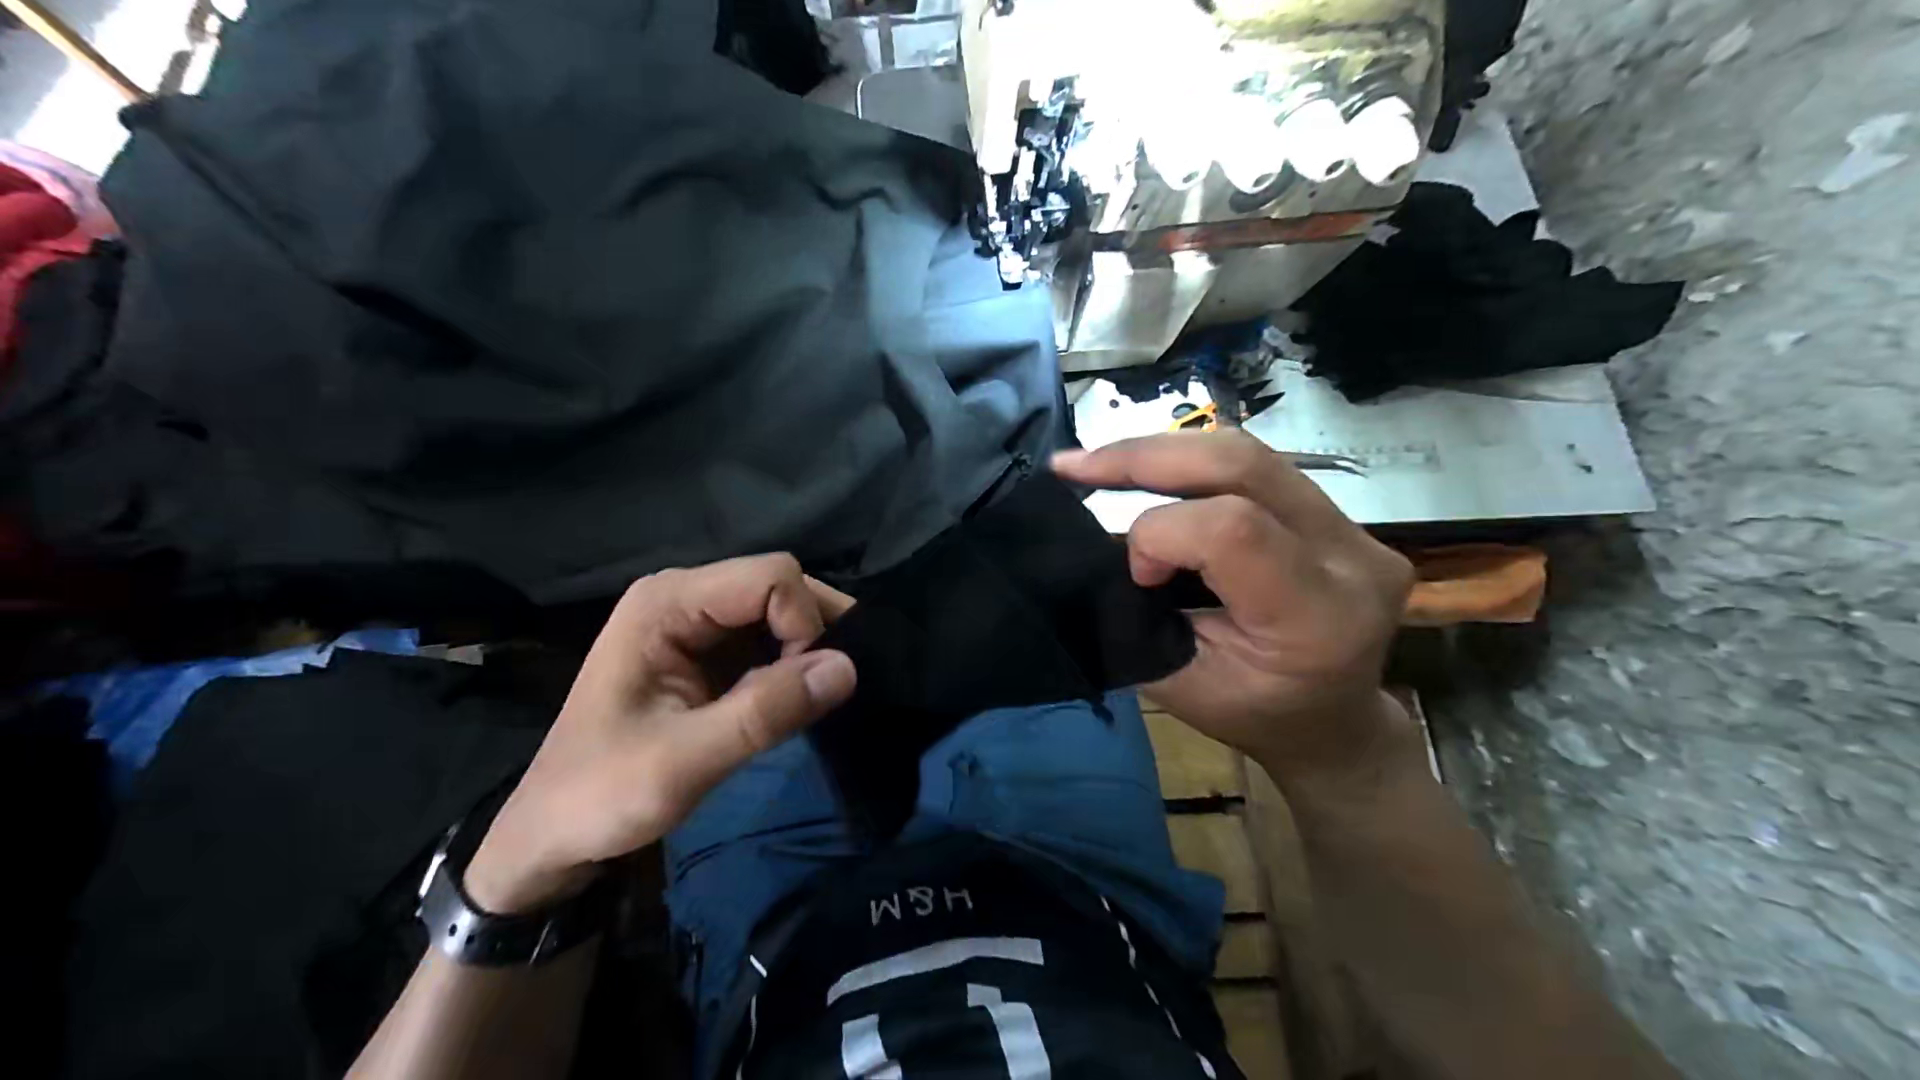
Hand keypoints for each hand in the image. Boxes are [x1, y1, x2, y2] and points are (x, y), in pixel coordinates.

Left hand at [466, 554, 857, 912]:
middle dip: (813, 630)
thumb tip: (847, 668)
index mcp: (667, 603)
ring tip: (812, 697)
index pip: (771, 577)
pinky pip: (770, 635)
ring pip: (782, 607)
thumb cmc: (602, 794)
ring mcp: (696, 620)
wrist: (552, 832)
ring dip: (808, 647)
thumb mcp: (685, 762)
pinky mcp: (708, 648)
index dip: (803, 622)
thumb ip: (766, 711)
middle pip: (780, 583)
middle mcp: (684, 596)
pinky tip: (795, 696)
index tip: (805, 686)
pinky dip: (794, 660)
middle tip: (826, 689)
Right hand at [1053, 432, 1414, 783]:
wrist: (1331, 721)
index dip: (1161, 536)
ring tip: (1099, 462)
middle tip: (1073, 466)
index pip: (1231, 529)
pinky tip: (1148, 471)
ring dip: (1161, 452)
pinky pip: (1255, 469)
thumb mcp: (1182, 685)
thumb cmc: (1252, 714)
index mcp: (1316, 617)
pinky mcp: (1338, 514)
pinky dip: (1188, 466)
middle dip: (1144, 457)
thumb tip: (1098, 552)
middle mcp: (1349, 557)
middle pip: (1242, 464)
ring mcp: (1353, 527)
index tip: (1139, 576)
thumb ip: (1143, 619)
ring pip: (1247, 453)